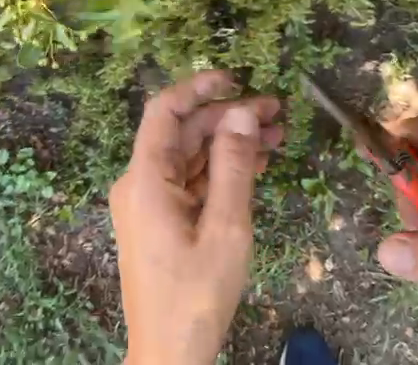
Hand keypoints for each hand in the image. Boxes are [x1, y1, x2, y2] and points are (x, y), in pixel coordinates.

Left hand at [110, 70, 281, 364]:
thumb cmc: (195, 296)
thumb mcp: (225, 229)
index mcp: (145, 179)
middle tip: (276, 113)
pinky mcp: (160, 222)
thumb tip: (242, 113)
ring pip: (190, 157)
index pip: (164, 111)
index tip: (236, 79)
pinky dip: (221, 171)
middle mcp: (140, 183)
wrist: (168, 359)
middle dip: (228, 118)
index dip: (198, 88)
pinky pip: (190, 183)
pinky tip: (257, 166)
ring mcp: (149, 204)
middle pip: (183, 134)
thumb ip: (234, 167)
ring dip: (230, 144)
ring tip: (277, 136)